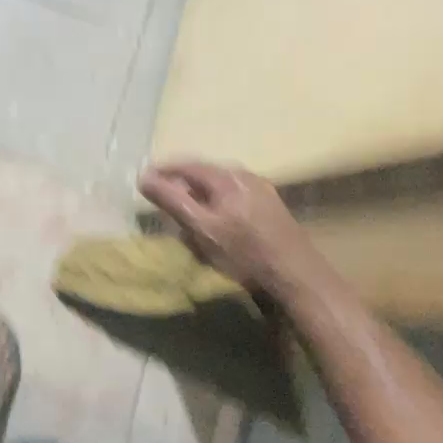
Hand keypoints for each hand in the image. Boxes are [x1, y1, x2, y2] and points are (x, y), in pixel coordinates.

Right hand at [138, 161, 332, 300]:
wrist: (299, 278)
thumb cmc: (245, 254)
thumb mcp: (201, 228)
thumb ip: (171, 200)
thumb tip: (143, 177)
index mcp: (226, 176)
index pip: (185, 164)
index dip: (163, 172)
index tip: (145, 183)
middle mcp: (245, 175)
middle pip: (203, 173)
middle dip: (182, 186)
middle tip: (165, 203)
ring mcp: (263, 190)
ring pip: (220, 186)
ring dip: (201, 197)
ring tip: (189, 216)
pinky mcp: (273, 207)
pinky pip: (236, 197)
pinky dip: (219, 205)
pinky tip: (217, 225)